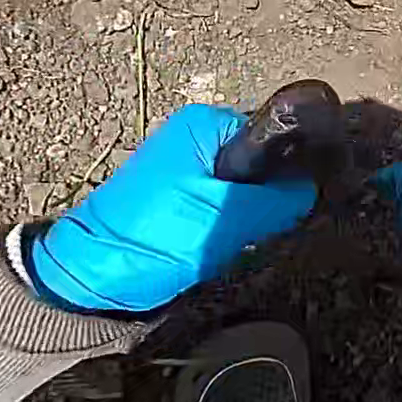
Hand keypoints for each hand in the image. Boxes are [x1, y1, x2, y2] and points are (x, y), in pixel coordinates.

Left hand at [24, 105, 317, 310]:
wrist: (90, 277)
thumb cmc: (155, 236)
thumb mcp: (224, 218)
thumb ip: (275, 200)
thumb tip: (310, 191)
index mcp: (204, 124)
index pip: (270, 135)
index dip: (286, 169)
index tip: (290, 202)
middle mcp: (195, 136)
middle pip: (258, 164)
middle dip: (263, 198)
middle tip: (255, 228)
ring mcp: (186, 166)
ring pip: (243, 188)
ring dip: (245, 216)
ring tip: (232, 240)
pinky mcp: (180, 195)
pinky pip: (223, 204)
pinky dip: (228, 225)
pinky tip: (218, 245)